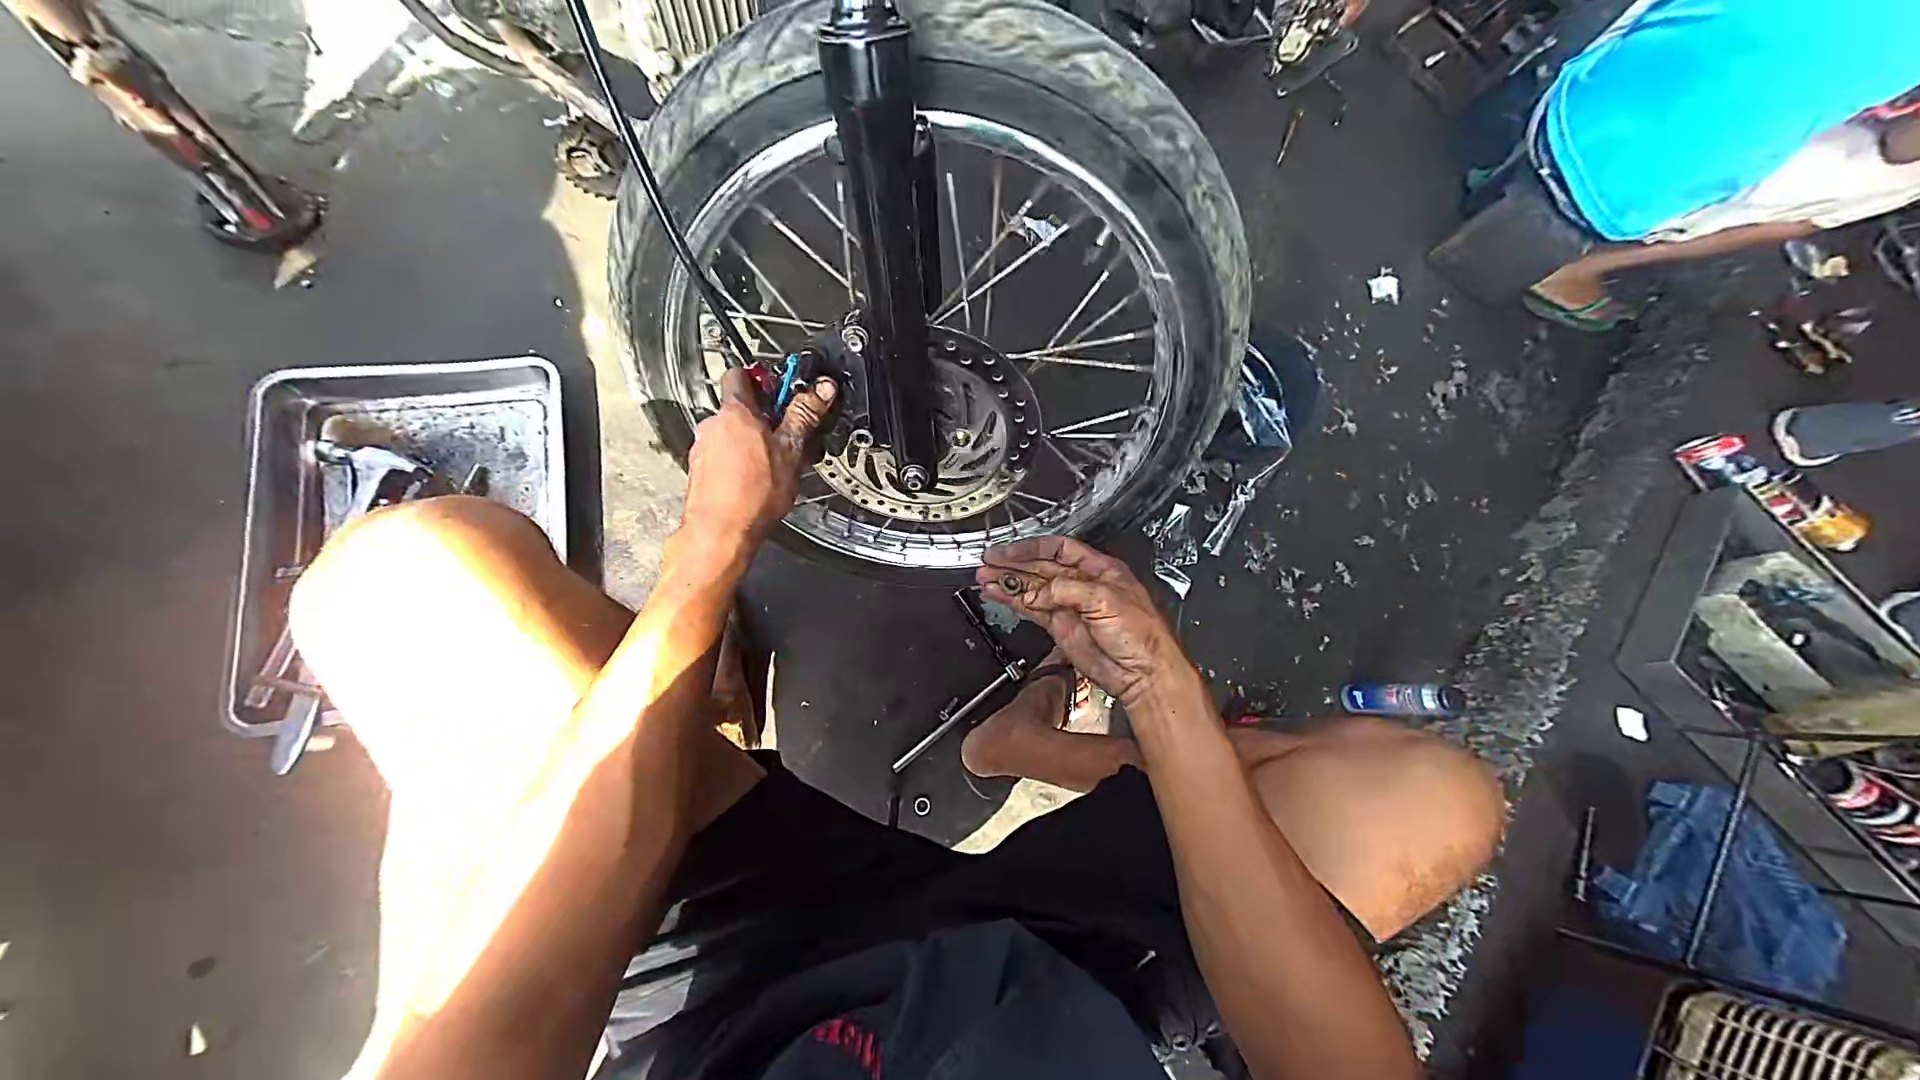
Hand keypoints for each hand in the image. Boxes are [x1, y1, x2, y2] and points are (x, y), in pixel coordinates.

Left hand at [682, 367, 835, 545]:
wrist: (721, 531)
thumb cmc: (752, 494)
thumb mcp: (791, 450)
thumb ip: (804, 415)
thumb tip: (820, 390)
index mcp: (735, 411)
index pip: (742, 373)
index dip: (764, 378)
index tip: (784, 390)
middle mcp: (713, 425)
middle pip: (740, 407)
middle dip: (766, 417)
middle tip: (790, 433)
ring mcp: (704, 449)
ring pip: (733, 433)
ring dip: (754, 441)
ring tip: (777, 463)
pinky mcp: (702, 471)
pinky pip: (724, 455)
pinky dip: (741, 461)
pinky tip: (758, 480)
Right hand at [976, 536, 1197, 710]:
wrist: (1143, 673)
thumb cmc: (1142, 636)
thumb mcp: (1106, 600)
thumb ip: (1067, 590)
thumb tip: (1038, 593)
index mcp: (1099, 570)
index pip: (1059, 549)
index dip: (1033, 547)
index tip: (1011, 550)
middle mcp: (1082, 584)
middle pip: (1040, 566)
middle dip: (1014, 563)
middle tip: (990, 560)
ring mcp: (1069, 606)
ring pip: (1031, 587)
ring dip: (1008, 581)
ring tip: (986, 576)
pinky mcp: (1060, 627)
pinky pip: (1031, 609)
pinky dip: (1012, 601)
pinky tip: (998, 593)